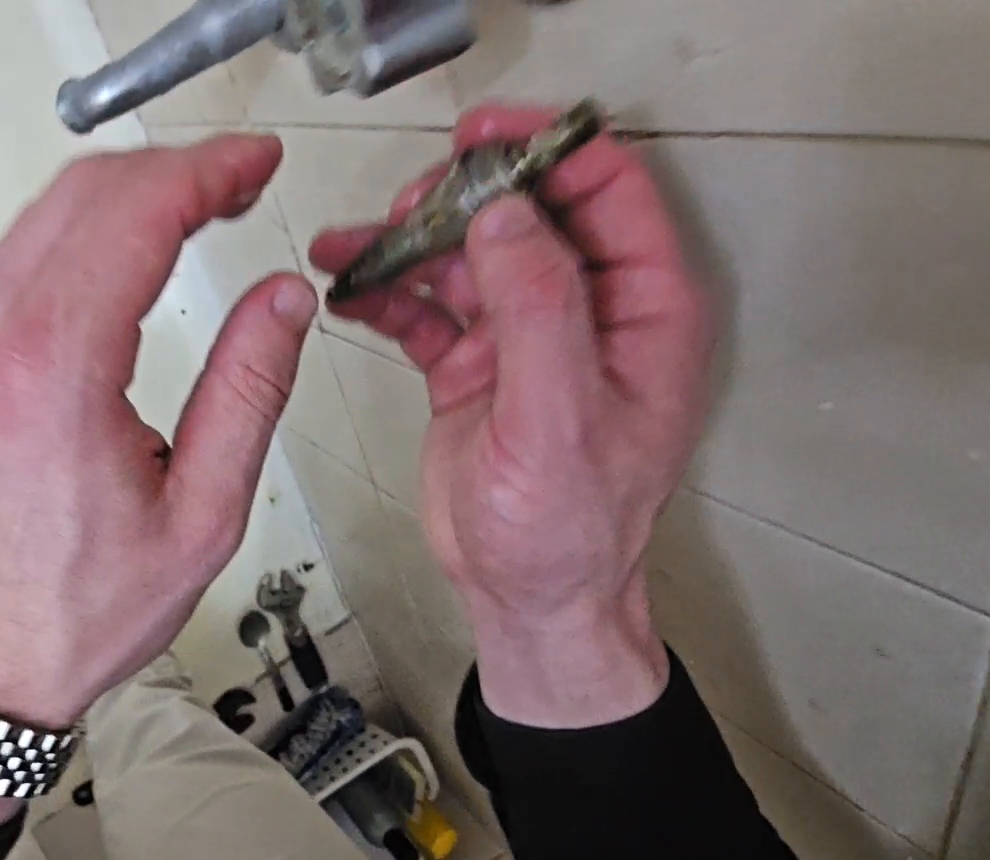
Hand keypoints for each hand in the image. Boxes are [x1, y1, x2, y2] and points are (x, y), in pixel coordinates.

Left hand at [0, 136, 317, 733]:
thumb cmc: (81, 610)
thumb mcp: (200, 517)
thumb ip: (248, 393)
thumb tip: (281, 301)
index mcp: (57, 374)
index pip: (135, 216)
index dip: (207, 172)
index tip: (255, 167)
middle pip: (84, 196)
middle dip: (170, 170)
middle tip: (234, 182)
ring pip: (42, 219)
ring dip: (122, 197)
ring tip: (191, 210)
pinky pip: (16, 263)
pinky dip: (76, 236)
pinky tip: (120, 257)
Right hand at [310, 104, 713, 728]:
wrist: (521, 592)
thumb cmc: (566, 530)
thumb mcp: (560, 420)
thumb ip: (539, 312)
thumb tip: (507, 217)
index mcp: (637, 314)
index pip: (605, 195)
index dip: (546, 152)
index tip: (480, 139)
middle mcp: (579, 315)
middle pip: (519, 218)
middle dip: (456, 203)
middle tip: (403, 209)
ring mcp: (518, 341)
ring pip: (462, 261)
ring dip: (406, 247)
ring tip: (354, 247)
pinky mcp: (470, 369)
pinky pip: (425, 312)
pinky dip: (386, 297)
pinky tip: (352, 293)